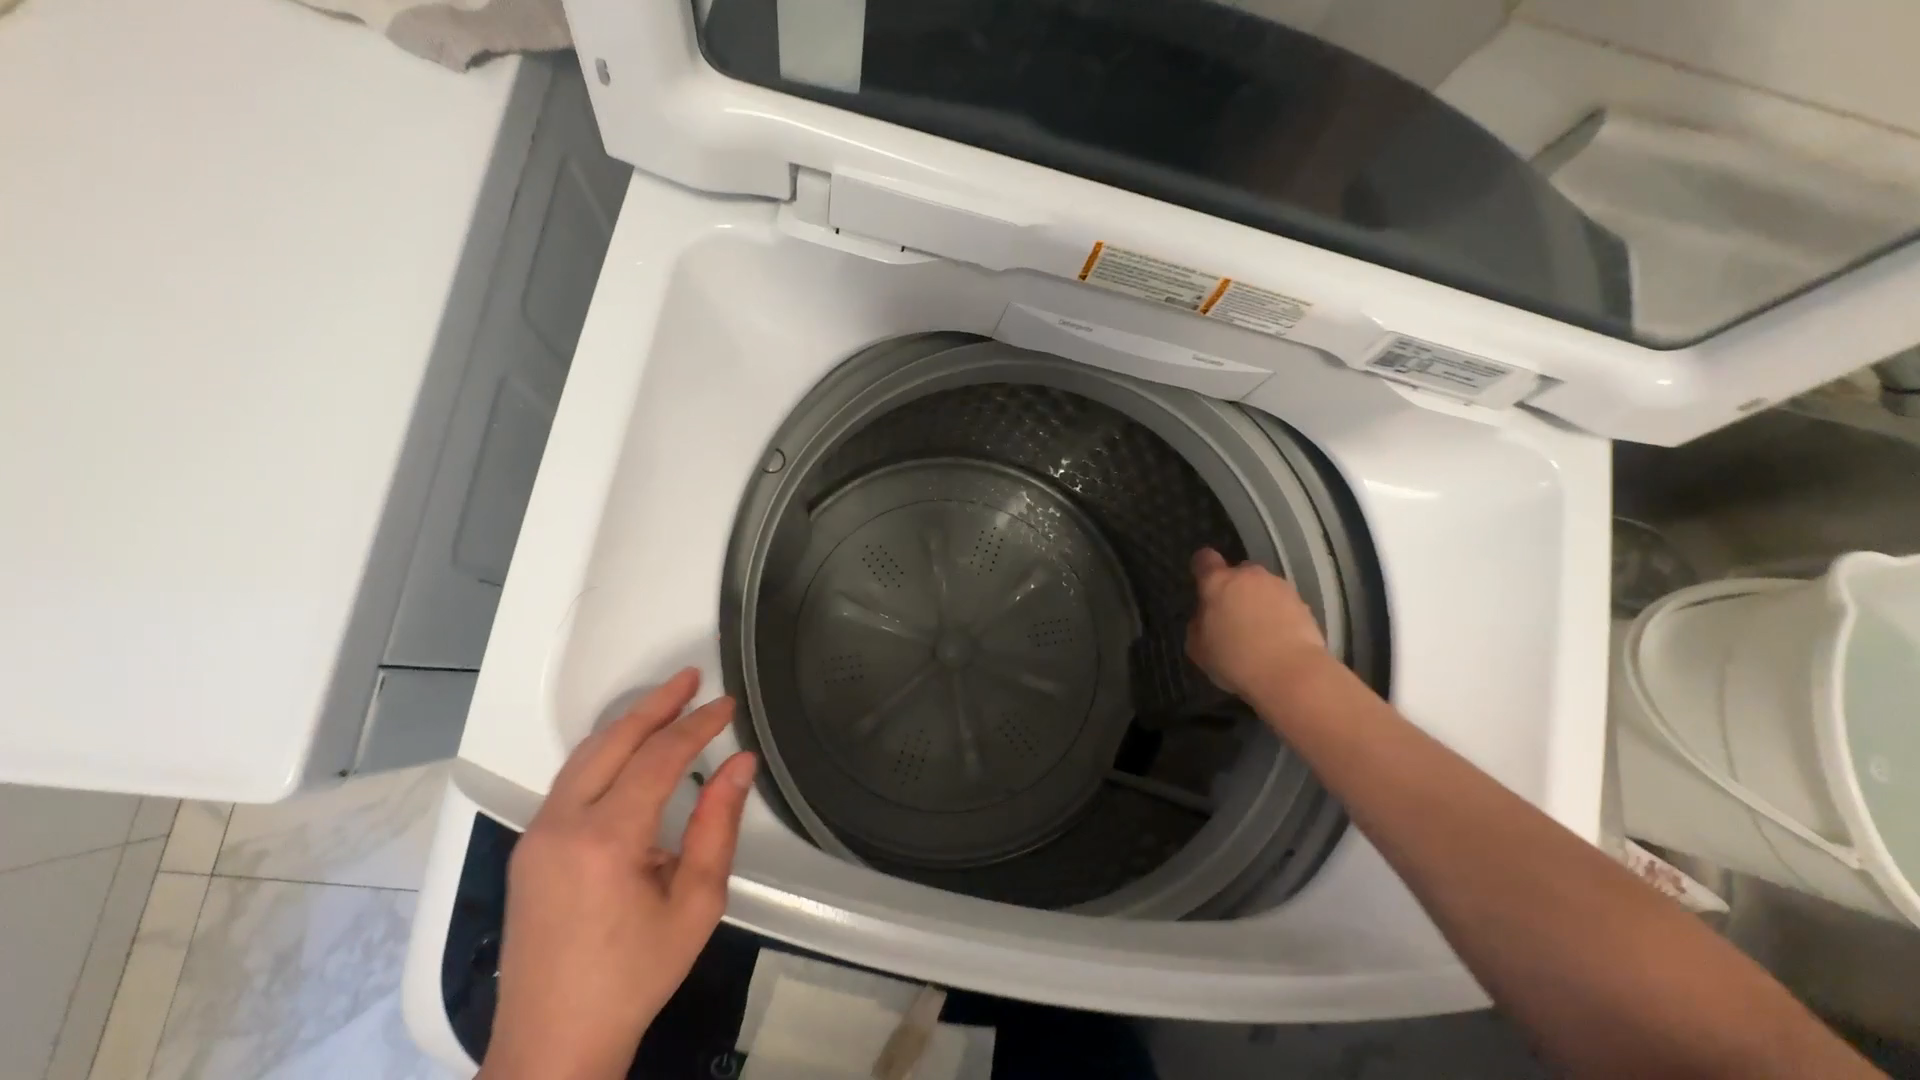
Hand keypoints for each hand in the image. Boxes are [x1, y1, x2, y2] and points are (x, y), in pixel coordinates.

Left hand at [481, 669, 756, 1079]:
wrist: (554, 1040)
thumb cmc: (636, 976)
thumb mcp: (695, 904)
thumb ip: (718, 826)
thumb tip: (739, 765)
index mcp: (606, 839)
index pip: (659, 758)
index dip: (697, 725)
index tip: (728, 705)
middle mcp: (562, 824)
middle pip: (612, 742)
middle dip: (655, 704)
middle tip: (692, 677)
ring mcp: (537, 834)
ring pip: (583, 757)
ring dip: (626, 724)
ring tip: (666, 702)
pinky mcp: (529, 848)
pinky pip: (569, 782)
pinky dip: (604, 753)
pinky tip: (629, 751)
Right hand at [1186, 548, 1329, 698]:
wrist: (1291, 673)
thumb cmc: (1235, 660)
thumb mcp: (1198, 649)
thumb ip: (1198, 625)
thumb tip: (1206, 617)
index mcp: (1218, 583)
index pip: (1205, 559)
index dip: (1202, 569)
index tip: (1203, 587)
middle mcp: (1249, 576)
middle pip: (1237, 573)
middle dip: (1234, 590)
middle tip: (1232, 618)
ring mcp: (1279, 586)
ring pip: (1262, 587)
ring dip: (1258, 602)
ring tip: (1260, 632)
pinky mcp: (1302, 602)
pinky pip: (1282, 603)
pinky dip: (1279, 615)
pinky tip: (1278, 639)